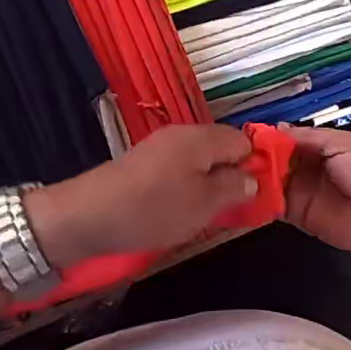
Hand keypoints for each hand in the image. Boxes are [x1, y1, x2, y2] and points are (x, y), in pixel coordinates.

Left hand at [27, 125, 256, 263]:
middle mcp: (181, 134)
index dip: (257, 164)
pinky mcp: (143, 163)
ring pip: (199, 161)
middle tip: (236, 209)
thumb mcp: (204, 204)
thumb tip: (253, 177)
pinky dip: (187, 187)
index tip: (262, 194)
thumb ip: (234, 188)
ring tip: (209, 214)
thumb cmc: (153, 209)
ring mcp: (159, 147)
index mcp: (200, 137)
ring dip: (209, 184)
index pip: (244, 140)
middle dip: (233, 176)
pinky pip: (178, 169)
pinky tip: (180, 210)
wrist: (88, 215)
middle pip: (221, 148)